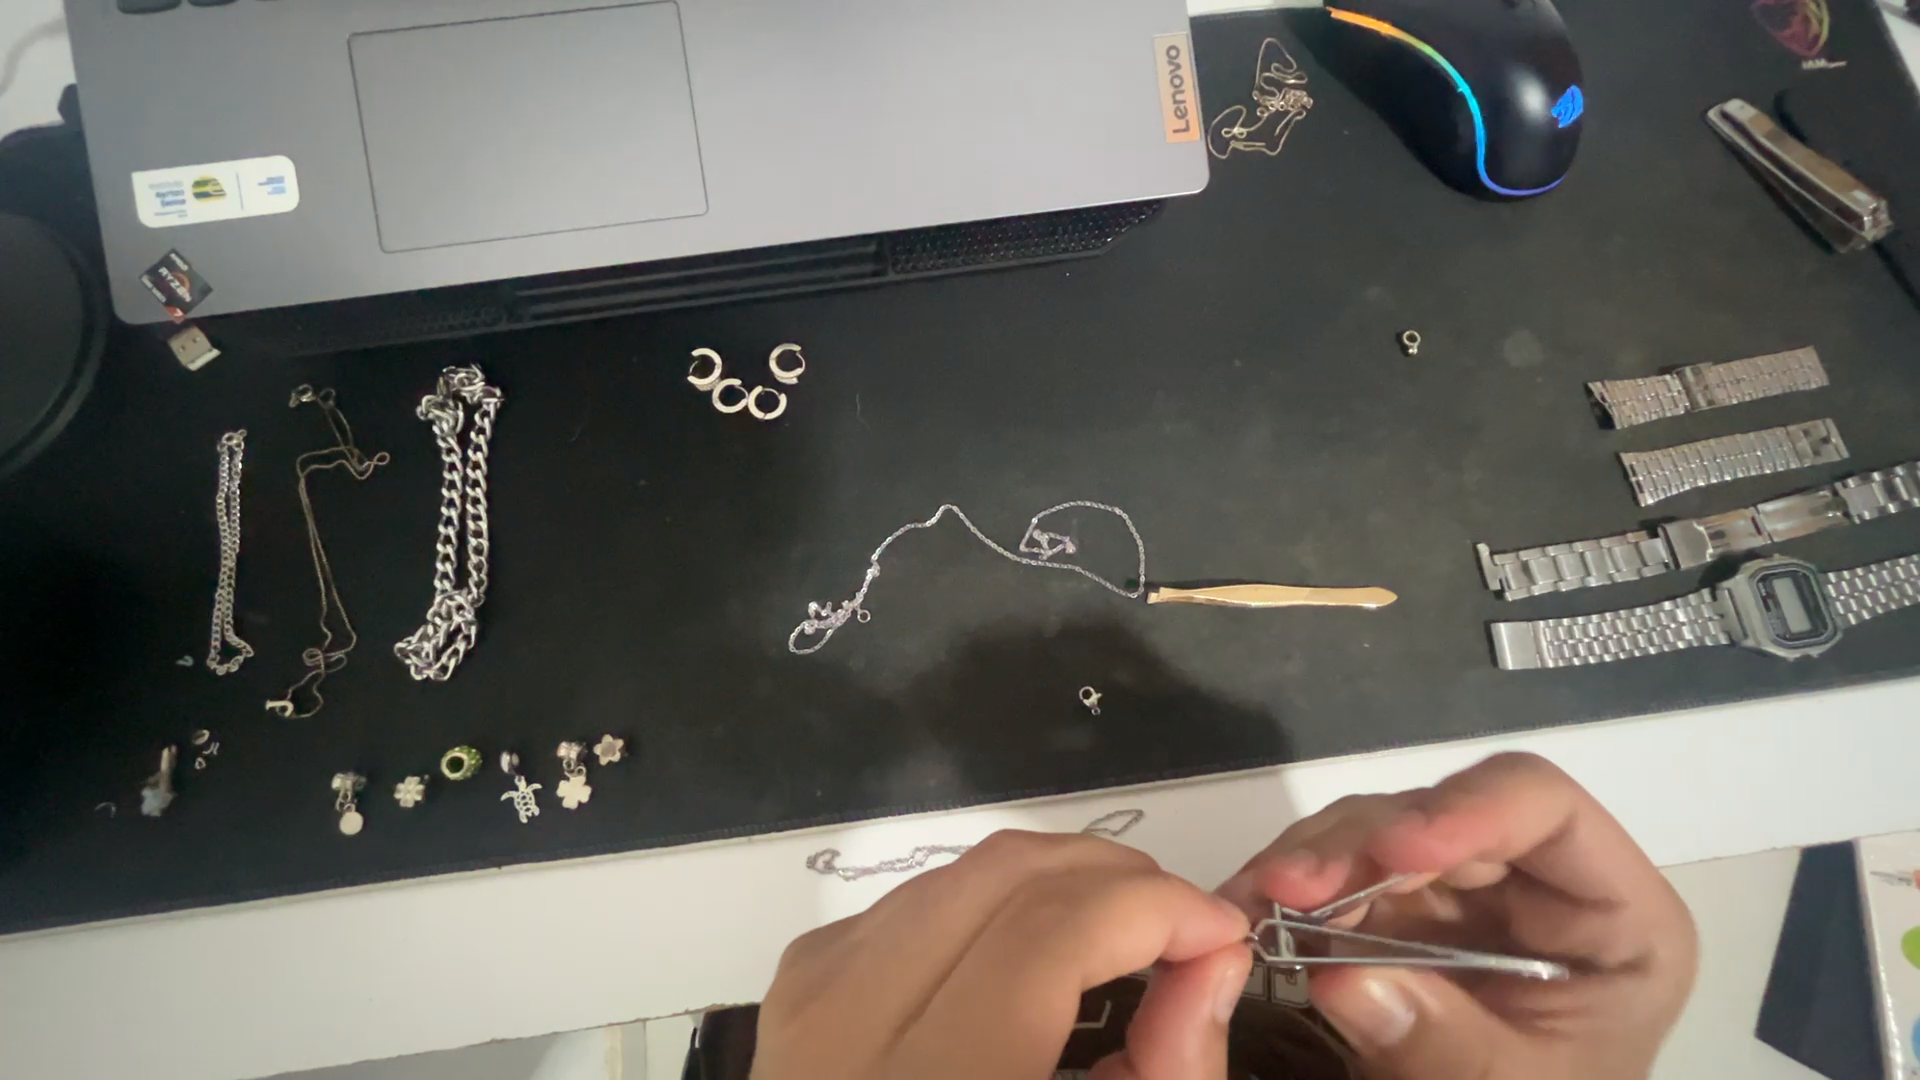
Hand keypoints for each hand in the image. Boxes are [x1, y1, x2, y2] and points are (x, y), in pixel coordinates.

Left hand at [755, 830, 1252, 1079]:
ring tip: (1118, 921)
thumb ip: (1169, 1070)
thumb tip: (1213, 954)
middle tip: (1179, 917)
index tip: (1221, 925)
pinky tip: (1027, 943)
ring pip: (962, 872)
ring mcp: (816, 984)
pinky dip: (993, 900)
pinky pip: (919, 898)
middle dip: (1112, 875)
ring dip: (1056, 879)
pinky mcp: (805, 969)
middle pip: (1002, 875)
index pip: (1047, 935)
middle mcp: (848, 1019)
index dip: (1152, 908)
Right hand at [1217, 753, 1696, 1079]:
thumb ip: (1444, 1045)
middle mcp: (1518, 870)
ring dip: (1304, 862)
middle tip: (1281, 888)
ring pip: (1365, 827)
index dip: (1464, 809)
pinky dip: (1285, 881)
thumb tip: (1338, 979)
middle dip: (1350, 848)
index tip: (1391, 850)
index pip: (1538, 806)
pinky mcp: (1389, 892)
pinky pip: (1330, 861)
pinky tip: (1250, 903)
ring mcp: (1447, 876)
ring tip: (1250, 903)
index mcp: (1600, 907)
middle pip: (1426, 812)